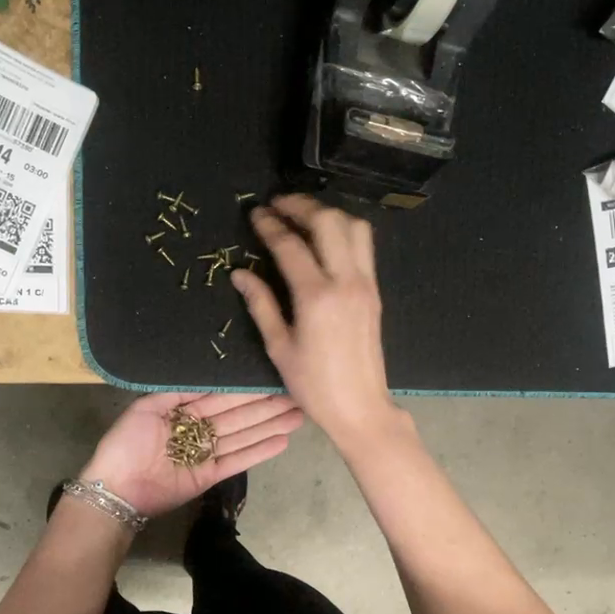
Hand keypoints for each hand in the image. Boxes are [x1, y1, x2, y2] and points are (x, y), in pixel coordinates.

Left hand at [77, 391, 303, 517]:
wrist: (117, 487)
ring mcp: (205, 453)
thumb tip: (209, 379)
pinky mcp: (209, 475)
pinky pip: (237, 461)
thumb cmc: (126, 444)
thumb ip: (177, 392)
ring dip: (269, 426)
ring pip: (242, 436)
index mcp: (181, 410)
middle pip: (237, 415)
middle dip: (266, 406)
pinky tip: (282, 441)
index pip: (219, 397)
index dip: (244, 389)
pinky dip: (259, 452)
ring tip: (298, 415)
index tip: (270, 379)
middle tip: (295, 395)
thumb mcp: (146, 407)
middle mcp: (197, 430)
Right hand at [231, 195, 400, 446]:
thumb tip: (240, 274)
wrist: (360, 407)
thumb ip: (261, 305)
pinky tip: (325, 239)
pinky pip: (363, 245)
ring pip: (353, 226)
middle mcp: (345, 282)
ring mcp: (365, 284)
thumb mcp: (279, 348)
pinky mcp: (374, 291)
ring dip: (327, 214)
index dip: (269, 225)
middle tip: (278, 205)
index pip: (290, 245)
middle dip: (301, 206)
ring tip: (303, 217)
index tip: (255, 214)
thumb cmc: (314, 386)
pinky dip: (344, 231)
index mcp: (316, 297)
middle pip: (327, 221)